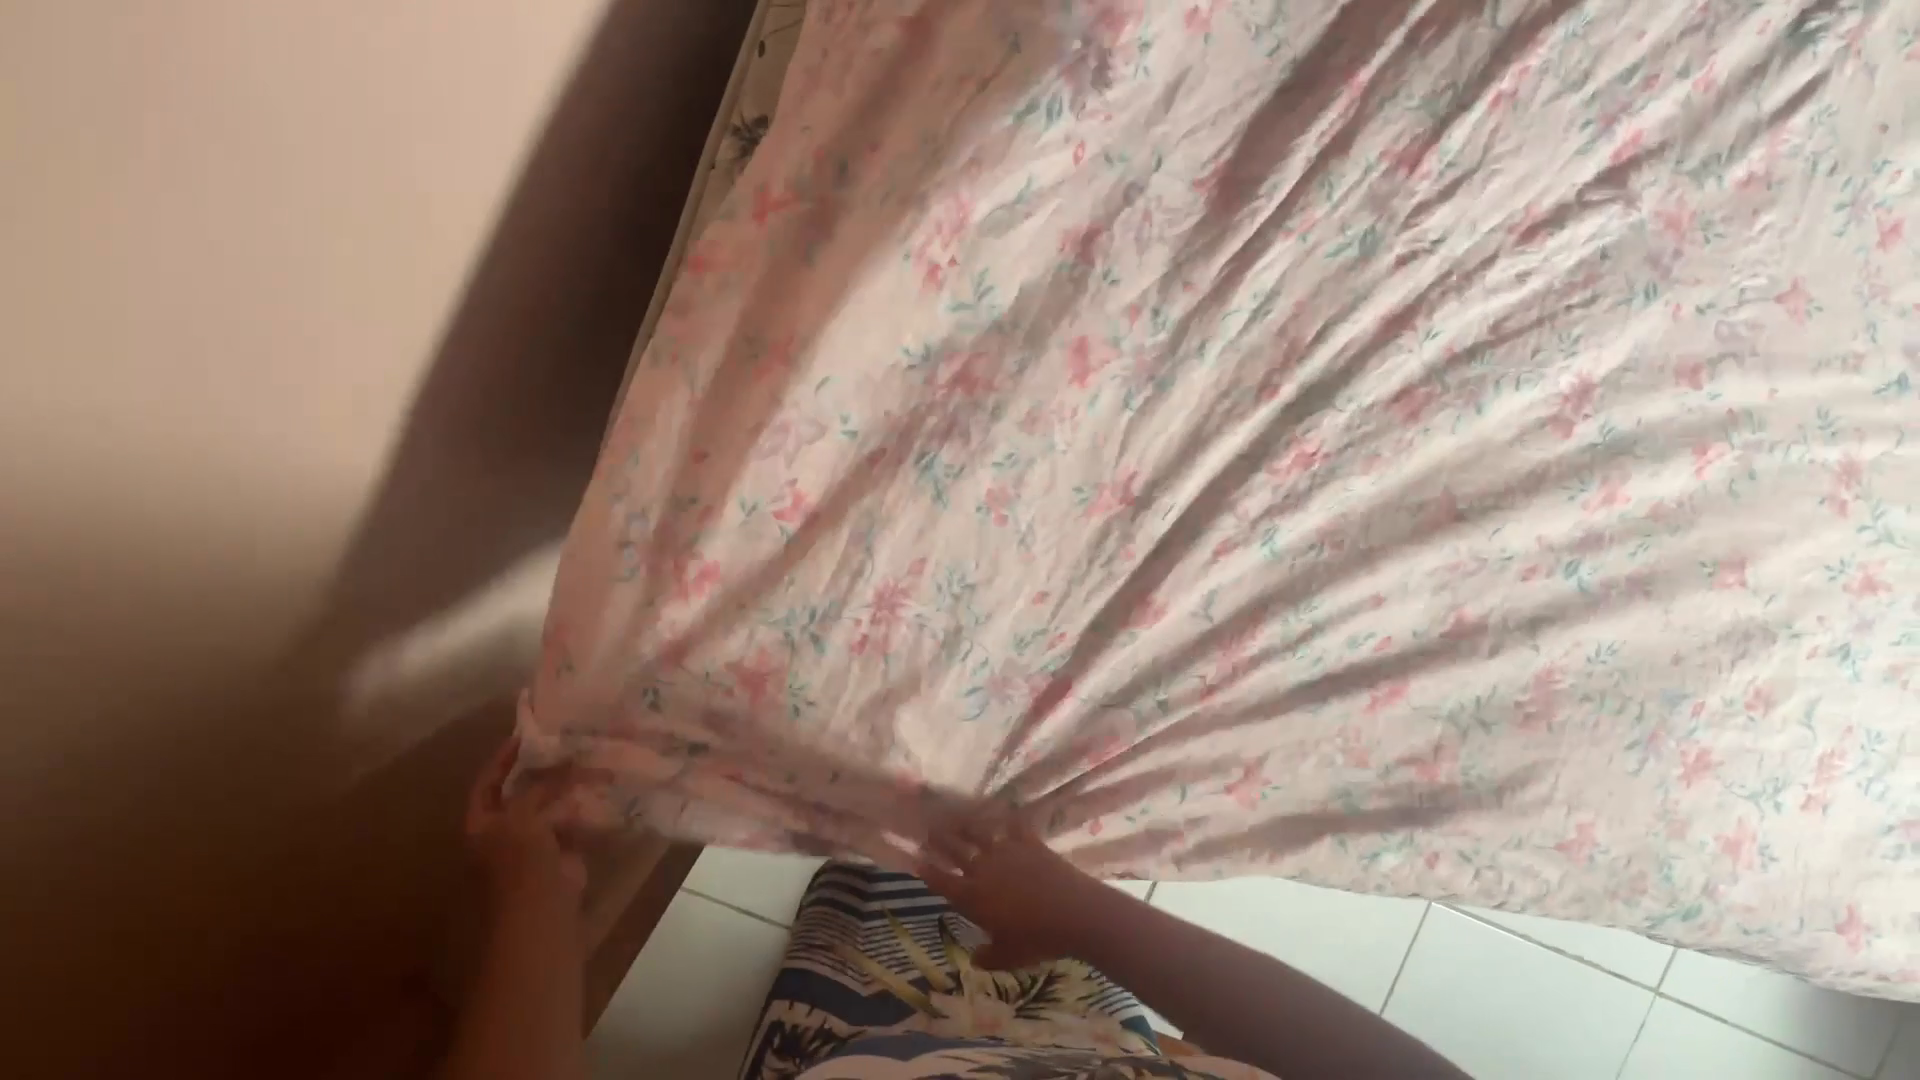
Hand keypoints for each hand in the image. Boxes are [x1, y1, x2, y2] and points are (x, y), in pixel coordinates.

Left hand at [465, 736, 587, 906]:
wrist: (542, 908)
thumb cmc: (519, 861)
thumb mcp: (523, 816)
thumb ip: (542, 785)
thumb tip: (568, 760)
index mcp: (483, 821)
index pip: (489, 782)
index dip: (503, 758)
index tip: (526, 734)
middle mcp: (505, 828)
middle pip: (523, 791)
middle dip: (544, 769)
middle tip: (567, 743)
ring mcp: (535, 840)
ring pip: (552, 805)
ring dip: (569, 786)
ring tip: (590, 759)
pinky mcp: (563, 850)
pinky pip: (574, 821)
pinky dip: (587, 807)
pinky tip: (602, 788)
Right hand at [918, 812, 1102, 969]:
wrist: (1073, 912)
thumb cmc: (1036, 939)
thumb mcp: (1008, 957)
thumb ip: (988, 957)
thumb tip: (975, 959)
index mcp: (972, 897)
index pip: (941, 881)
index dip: (926, 871)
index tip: (915, 860)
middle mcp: (982, 869)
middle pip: (954, 850)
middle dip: (939, 840)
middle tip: (928, 831)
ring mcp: (1005, 851)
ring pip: (978, 832)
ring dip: (965, 824)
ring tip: (956, 818)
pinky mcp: (1028, 842)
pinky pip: (1013, 825)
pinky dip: (1007, 817)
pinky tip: (1004, 810)